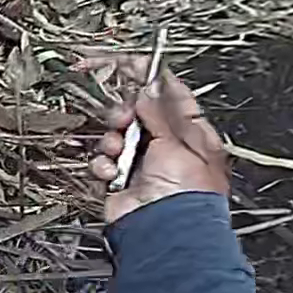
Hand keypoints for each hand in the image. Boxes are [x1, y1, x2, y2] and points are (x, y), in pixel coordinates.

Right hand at [89, 71, 229, 224]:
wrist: (161, 229)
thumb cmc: (185, 193)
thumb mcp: (178, 143)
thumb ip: (159, 114)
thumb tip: (147, 89)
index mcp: (191, 134)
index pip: (169, 95)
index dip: (149, 78)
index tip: (130, 63)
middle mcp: (165, 146)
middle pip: (136, 115)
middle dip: (123, 114)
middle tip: (121, 118)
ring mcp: (140, 163)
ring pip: (115, 136)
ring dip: (111, 141)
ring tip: (118, 152)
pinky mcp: (118, 179)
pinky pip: (102, 162)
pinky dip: (103, 165)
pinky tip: (112, 173)